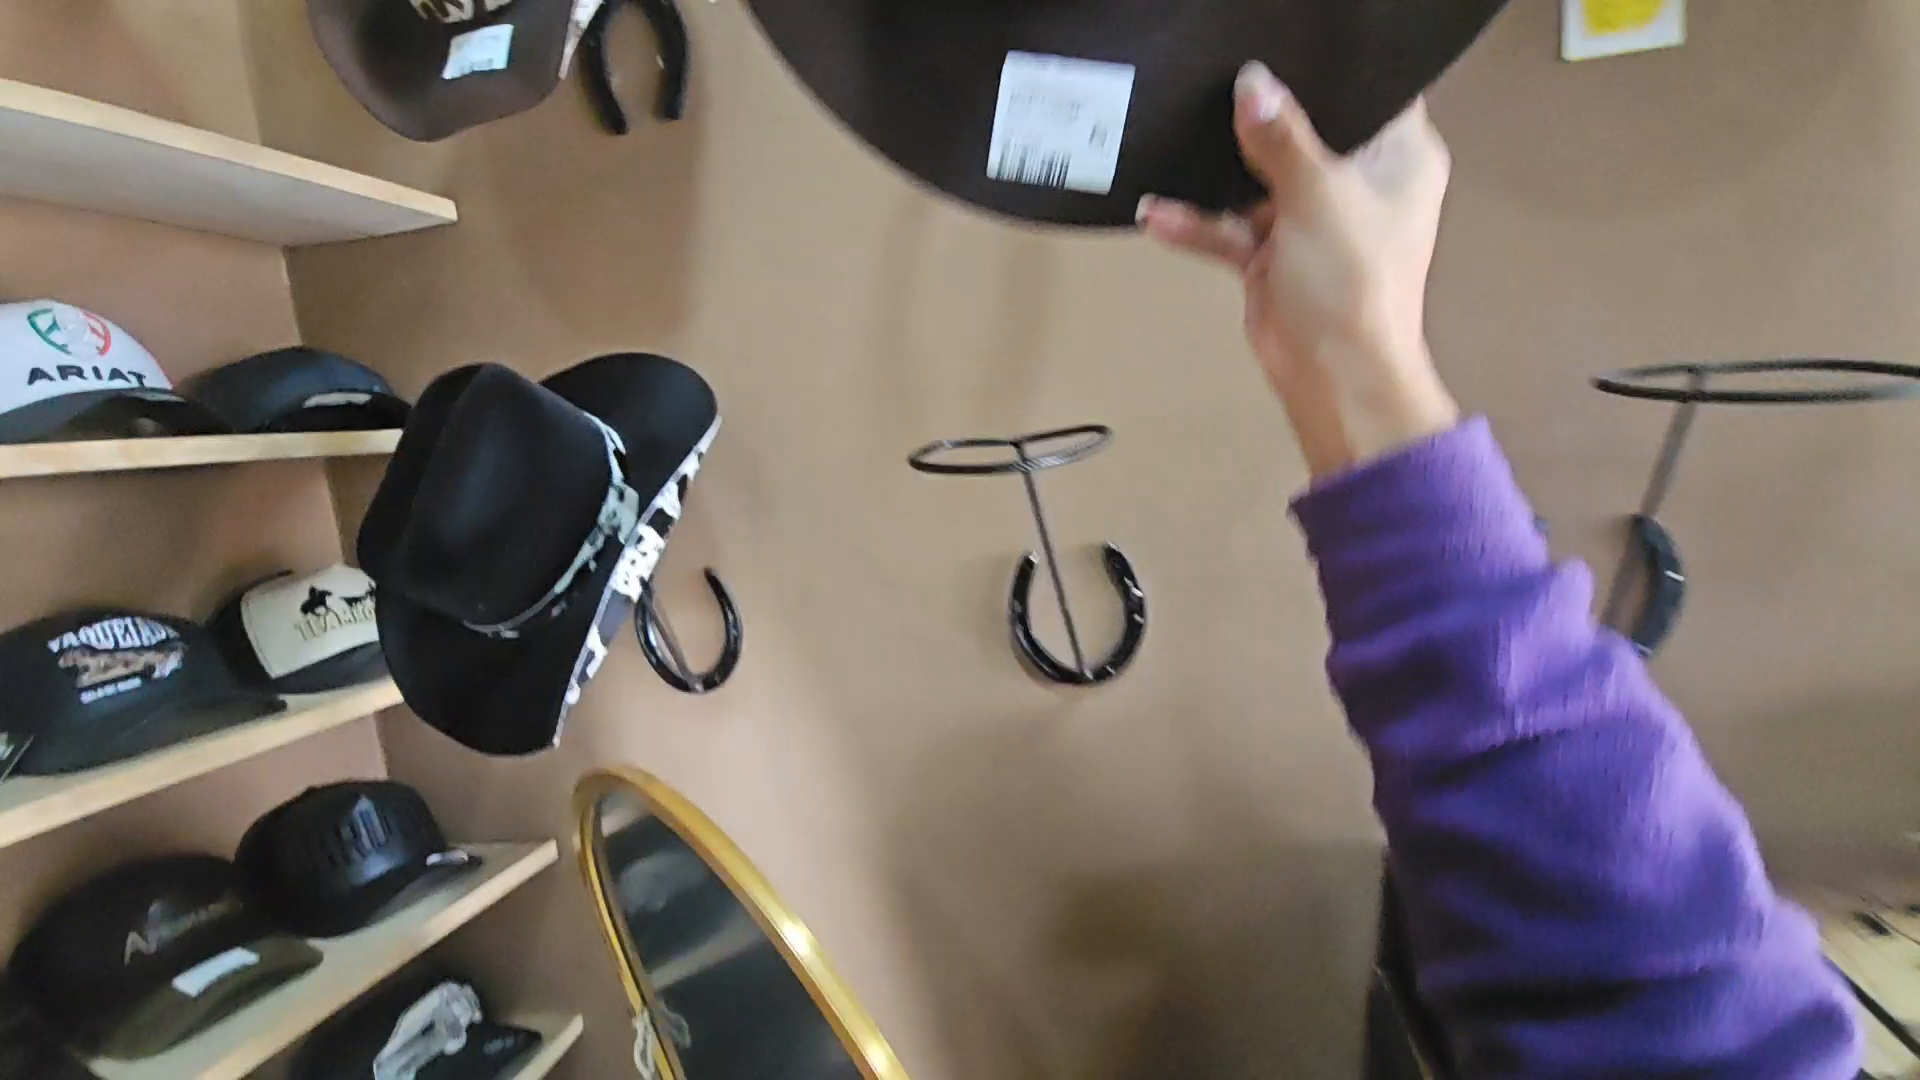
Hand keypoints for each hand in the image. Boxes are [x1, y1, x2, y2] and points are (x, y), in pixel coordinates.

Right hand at [1139, 62, 1459, 478]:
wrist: (1330, 373)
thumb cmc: (1348, 280)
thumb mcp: (1318, 195)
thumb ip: (1281, 137)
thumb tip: (1251, 83)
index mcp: (1395, 158)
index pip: (1366, 94)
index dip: (1325, 73)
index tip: (1275, 51)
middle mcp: (1353, 185)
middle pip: (1300, 137)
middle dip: (1255, 121)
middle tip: (1211, 87)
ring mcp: (1308, 224)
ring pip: (1256, 186)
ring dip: (1214, 180)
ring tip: (1169, 151)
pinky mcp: (1271, 258)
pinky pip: (1231, 231)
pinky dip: (1198, 226)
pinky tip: (1158, 216)